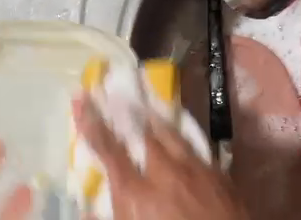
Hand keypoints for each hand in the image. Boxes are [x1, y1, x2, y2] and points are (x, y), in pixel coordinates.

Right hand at [74, 98, 247, 219]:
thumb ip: (109, 217)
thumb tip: (86, 209)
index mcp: (137, 195)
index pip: (109, 150)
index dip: (92, 123)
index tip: (81, 98)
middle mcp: (165, 173)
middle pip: (142, 133)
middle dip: (127, 112)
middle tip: (114, 92)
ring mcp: (195, 170)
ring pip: (171, 133)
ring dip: (155, 119)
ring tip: (145, 105)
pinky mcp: (219, 175)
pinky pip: (195, 146)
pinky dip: (182, 137)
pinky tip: (180, 135)